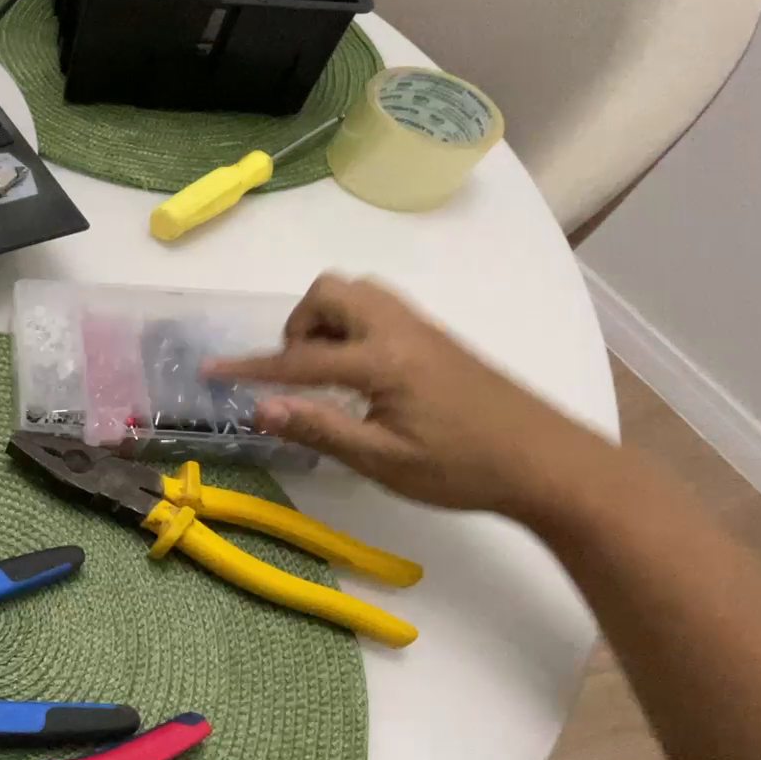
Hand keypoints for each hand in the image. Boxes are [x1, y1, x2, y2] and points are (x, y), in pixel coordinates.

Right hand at [205, 274, 614, 517]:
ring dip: (326, 324)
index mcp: (384, 360)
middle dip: (298, 326)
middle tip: (299, 373)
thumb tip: (257, 408)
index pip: (298, 359)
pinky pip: (379, 311)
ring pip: (358, 295)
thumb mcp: (380, 460)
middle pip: (332, 292)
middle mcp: (401, 331)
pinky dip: (350, 330)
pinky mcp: (436, 341)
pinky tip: (358, 378)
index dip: (249, 367)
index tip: (209, 370)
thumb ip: (317, 428)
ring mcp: (423, 331)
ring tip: (326, 375)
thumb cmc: (462, 468)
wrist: (551, 464)